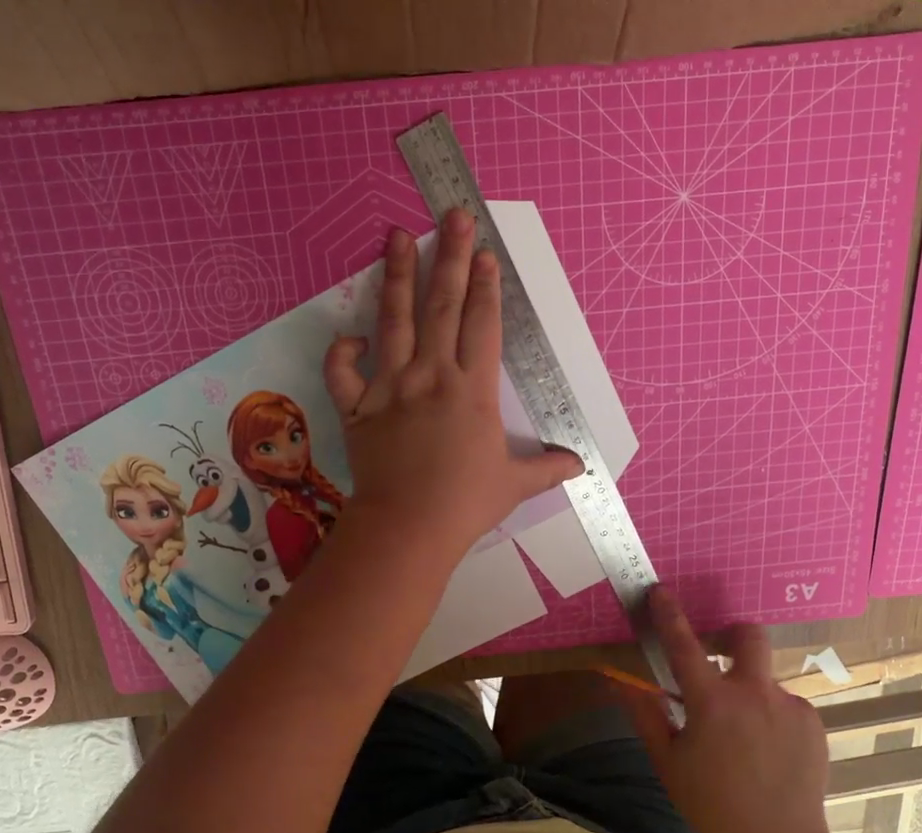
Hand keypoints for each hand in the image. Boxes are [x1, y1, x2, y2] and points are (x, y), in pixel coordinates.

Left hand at [323, 209, 583, 558]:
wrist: (408, 526)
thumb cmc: (465, 504)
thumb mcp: (514, 485)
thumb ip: (546, 469)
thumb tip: (579, 467)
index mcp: (473, 389)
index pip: (482, 324)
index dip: (485, 287)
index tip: (484, 254)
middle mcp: (432, 375)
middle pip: (442, 306)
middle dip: (449, 257)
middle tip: (452, 216)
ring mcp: (390, 387)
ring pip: (394, 321)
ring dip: (397, 276)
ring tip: (396, 237)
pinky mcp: (358, 408)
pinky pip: (343, 373)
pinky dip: (342, 352)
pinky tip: (349, 335)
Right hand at [627, 588, 831, 832]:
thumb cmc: (710, 806)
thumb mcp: (668, 762)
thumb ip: (647, 716)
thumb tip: (624, 682)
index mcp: (712, 702)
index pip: (683, 645)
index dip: (669, 614)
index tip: (660, 590)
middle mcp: (754, 693)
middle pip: (748, 637)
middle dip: (734, 636)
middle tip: (722, 657)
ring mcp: (789, 706)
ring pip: (766, 681)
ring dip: (751, 695)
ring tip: (745, 741)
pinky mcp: (814, 724)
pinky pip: (787, 708)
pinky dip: (773, 721)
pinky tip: (768, 756)